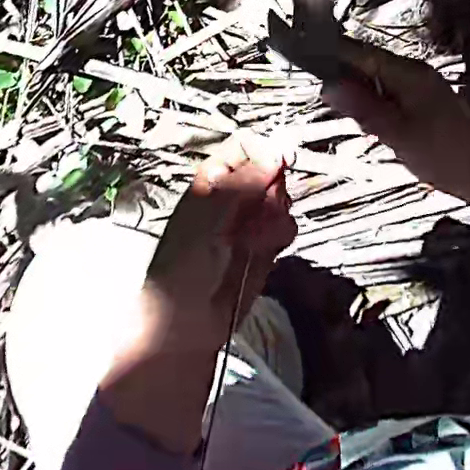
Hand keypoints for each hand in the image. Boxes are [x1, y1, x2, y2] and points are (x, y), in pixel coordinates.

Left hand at [97, 135, 294, 452]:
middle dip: (273, 187)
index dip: (265, 150)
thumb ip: (245, 183)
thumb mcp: (210, 216)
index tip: (282, 162)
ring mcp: (250, 219)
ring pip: (282, 199)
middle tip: (262, 208)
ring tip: (254, 237)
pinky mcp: (265, 245)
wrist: (186, 323)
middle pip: (272, 169)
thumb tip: (276, 152)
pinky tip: (263, 250)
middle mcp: (234, 193)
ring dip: (275, 215)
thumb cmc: (184, 263)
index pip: (246, 145)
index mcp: (213, 178)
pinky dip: (279, 235)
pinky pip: (285, 227)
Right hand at [321, 38, 469, 205]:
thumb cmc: (444, 156)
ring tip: (345, 112)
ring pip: (379, 80)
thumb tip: (328, 85)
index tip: (308, 58)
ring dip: (361, 93)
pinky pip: (392, 93)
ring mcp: (423, 86)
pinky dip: (376, 103)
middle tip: (325, 97)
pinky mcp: (427, 103)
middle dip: (346, 78)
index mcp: (409, 73)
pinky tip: (371, 123)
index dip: (335, 54)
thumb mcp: (396, 134)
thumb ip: (362, 107)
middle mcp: (416, 73)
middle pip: (370, 64)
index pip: (363, 53)